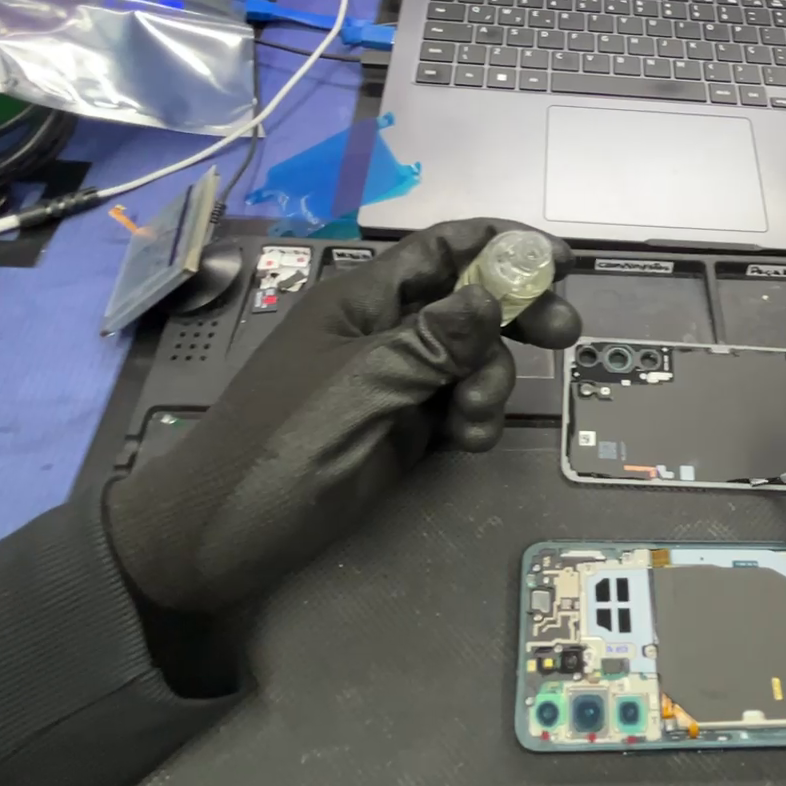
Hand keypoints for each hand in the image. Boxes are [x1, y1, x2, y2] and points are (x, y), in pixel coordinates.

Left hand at [105, 220, 581, 613]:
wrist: (219, 540)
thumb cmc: (278, 450)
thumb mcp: (357, 389)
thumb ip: (429, 342)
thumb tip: (492, 295)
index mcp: (364, 301)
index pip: (442, 251)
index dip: (500, 245)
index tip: (559, 258)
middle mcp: (387, 332)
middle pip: (470, 304)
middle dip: (517, 314)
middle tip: (566, 332)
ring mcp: (397, 382)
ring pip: (472, 360)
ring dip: (490, 382)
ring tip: (471, 417)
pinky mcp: (405, 428)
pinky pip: (459, 407)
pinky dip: (473, 419)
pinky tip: (464, 442)